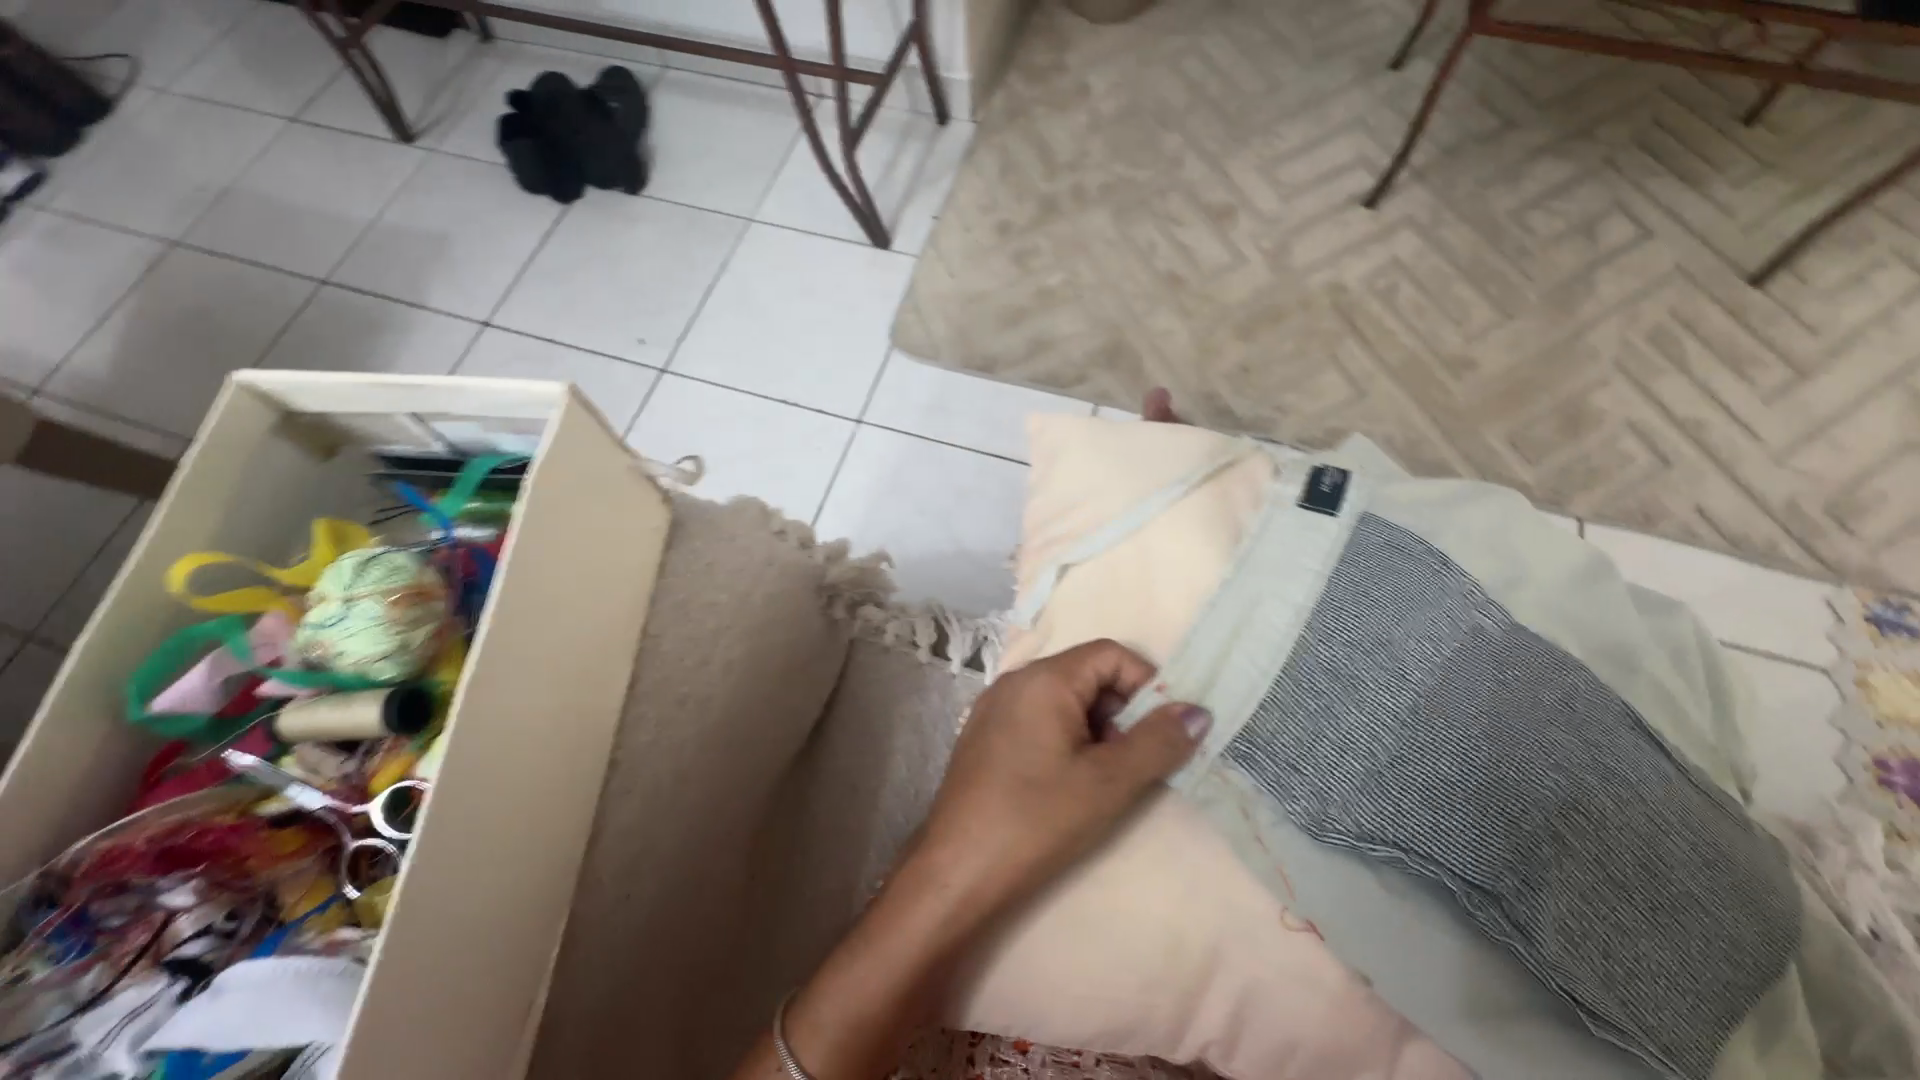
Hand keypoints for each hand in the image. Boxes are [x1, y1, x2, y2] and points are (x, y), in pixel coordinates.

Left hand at [910, 639, 1211, 922]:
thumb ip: (1158, 741)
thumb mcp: (1109, 782)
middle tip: (1138, 760)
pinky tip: (1071, 786)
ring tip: (1107, 779)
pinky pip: (1039, 723)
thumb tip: (1197, 710)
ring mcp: (993, 711)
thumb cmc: (1037, 820)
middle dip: (1123, 711)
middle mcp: (1013, 683)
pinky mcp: (984, 740)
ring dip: (1098, 731)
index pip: (1110, 653)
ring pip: (1064, 702)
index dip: (1147, 683)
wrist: (957, 872)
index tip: (1165, 730)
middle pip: (1086, 675)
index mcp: (1042, 679)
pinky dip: (1068, 742)